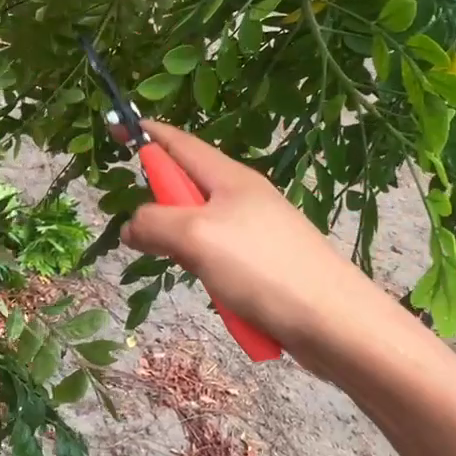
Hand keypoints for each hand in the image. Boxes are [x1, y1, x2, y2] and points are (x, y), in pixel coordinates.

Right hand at [124, 122, 391, 355]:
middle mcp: (242, 199)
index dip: (144, 133)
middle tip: (144, 228)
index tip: (114, 126)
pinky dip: (206, 272)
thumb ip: (151, 222)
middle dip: (158, 203)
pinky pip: (215, 257)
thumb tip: (131, 228)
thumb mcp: (194, 237)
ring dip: (181, 246)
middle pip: (184, 186)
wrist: (341, 329)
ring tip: (191, 269)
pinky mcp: (263, 266)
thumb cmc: (266, 269)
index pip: (178, 143)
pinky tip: (217, 293)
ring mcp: (254, 233)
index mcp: (230, 178)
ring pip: (195, 227)